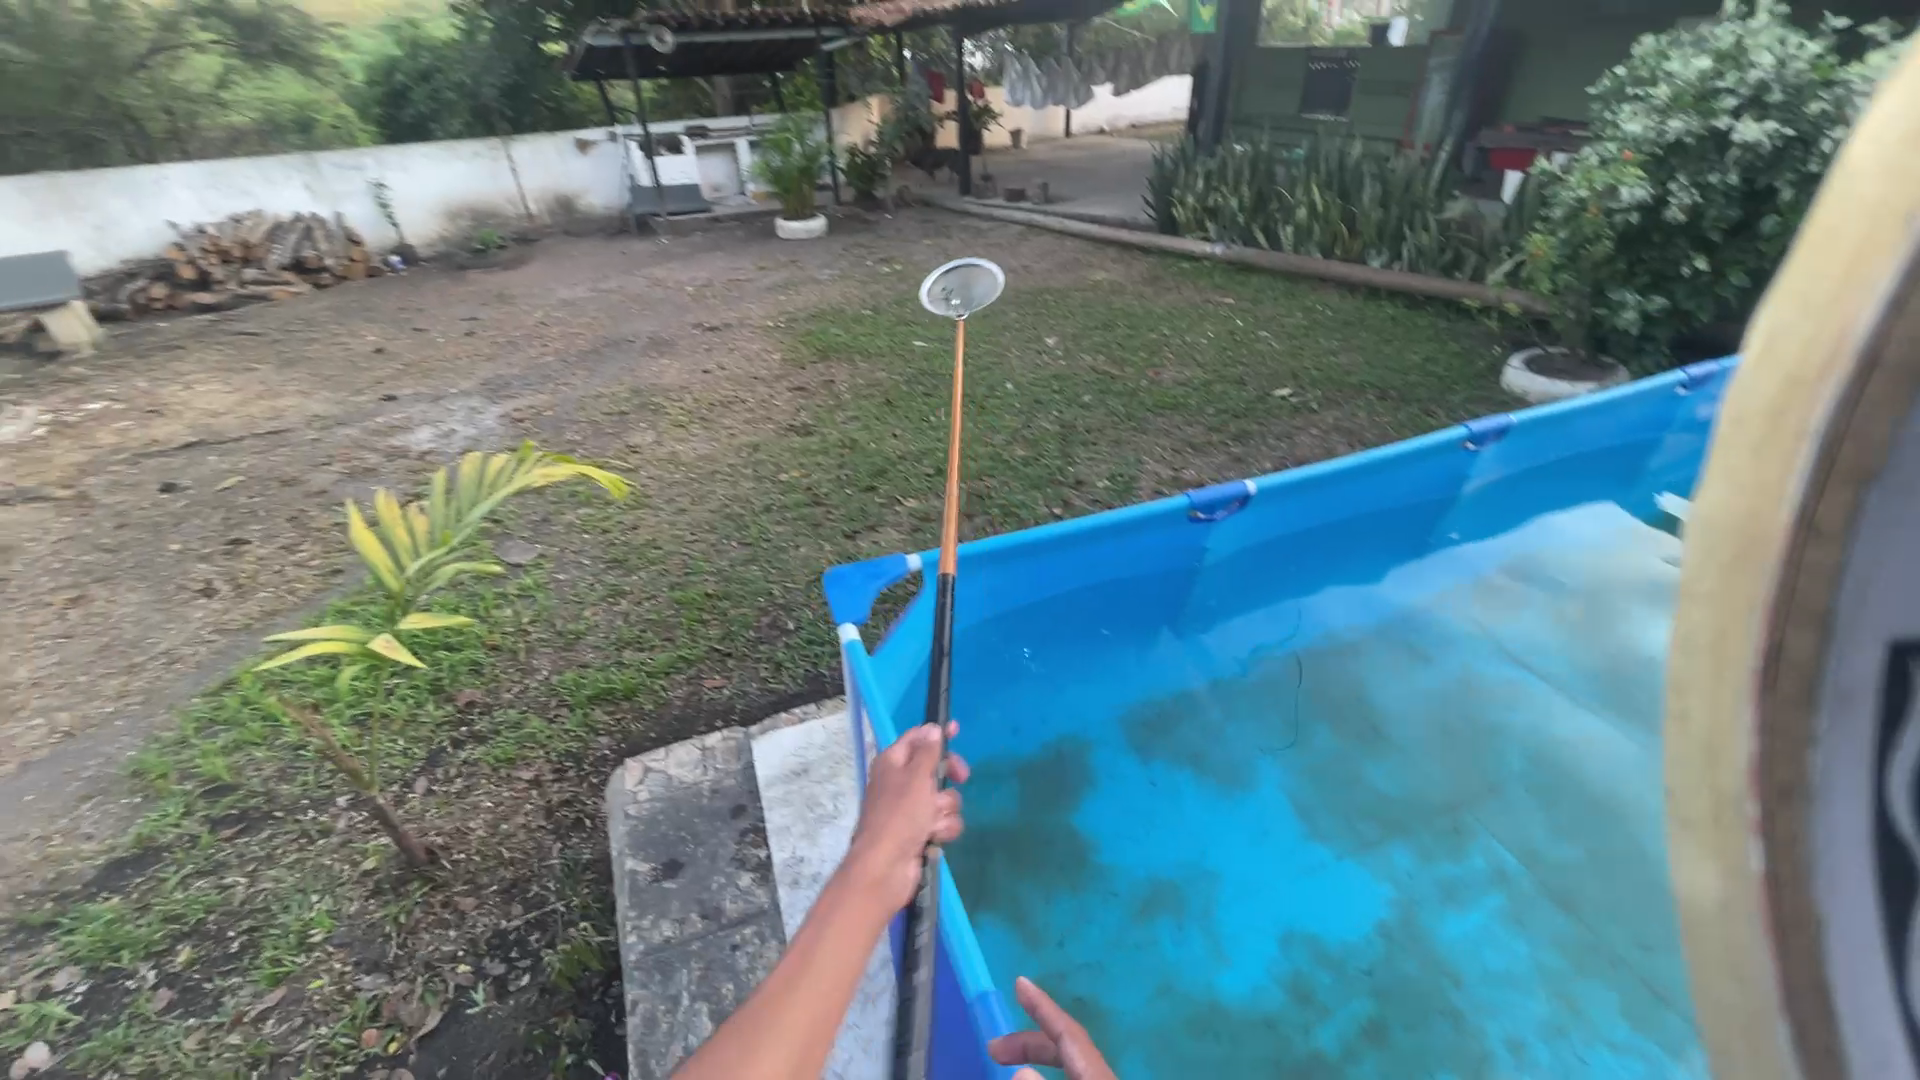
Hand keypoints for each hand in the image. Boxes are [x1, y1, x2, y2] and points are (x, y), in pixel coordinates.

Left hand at [843, 721, 967, 911]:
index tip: (957, 729)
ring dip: (945, 809)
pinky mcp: (921, 832)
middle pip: (934, 768)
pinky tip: (934, 836)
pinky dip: (943, 828)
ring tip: (933, 821)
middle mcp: (901, 783)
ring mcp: (911, 809)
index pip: (916, 738)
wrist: (886, 868)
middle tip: (961, 776)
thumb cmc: (899, 816)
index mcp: (892, 763)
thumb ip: (928, 752)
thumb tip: (933, 729)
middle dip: (948, 775)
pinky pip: (944, 821)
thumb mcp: (916, 777)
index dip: (935, 734)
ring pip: (944, 797)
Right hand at [988, 976, 1117, 1079]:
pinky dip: (1052, 1076)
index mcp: (1097, 1073)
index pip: (1068, 1031)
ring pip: (1070, 1067)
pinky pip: (1075, 1078)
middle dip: (1030, 1041)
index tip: (1019, 982)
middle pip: (1067, 1047)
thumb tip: (1021, 1071)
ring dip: (1037, 1062)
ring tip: (1009, 1066)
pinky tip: (1037, 1077)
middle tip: (995, 1049)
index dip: (1042, 1006)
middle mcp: (1102, 1074)